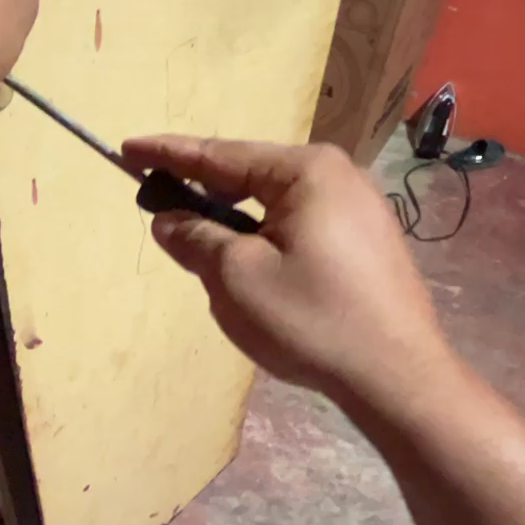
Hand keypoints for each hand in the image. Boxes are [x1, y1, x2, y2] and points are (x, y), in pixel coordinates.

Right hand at [124, 136, 454, 397]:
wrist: (396, 376)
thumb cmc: (310, 319)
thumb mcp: (235, 278)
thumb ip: (195, 238)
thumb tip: (168, 219)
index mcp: (305, 172)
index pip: (220, 155)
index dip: (168, 154)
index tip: (128, 148)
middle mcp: (338, 177)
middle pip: (250, 177)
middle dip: (203, 194)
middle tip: (161, 209)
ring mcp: (359, 210)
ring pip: (274, 206)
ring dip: (235, 224)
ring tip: (206, 252)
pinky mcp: (367, 243)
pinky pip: (299, 226)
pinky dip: (265, 239)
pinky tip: (255, 270)